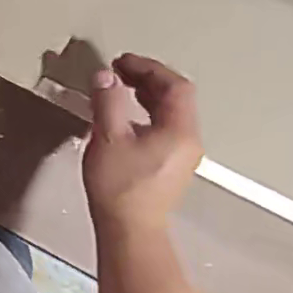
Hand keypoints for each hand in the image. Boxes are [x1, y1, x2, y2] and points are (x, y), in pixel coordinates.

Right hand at [83, 54, 204, 234]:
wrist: (129, 230)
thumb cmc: (120, 186)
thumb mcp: (108, 137)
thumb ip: (107, 101)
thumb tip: (104, 76)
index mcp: (180, 130)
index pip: (174, 85)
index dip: (148, 67)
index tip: (121, 62)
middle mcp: (188, 140)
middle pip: (175, 97)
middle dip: (147, 78)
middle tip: (119, 71)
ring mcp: (182, 155)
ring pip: (170, 113)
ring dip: (146, 95)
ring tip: (119, 88)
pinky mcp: (170, 167)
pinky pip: (164, 128)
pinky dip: (146, 113)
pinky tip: (124, 117)